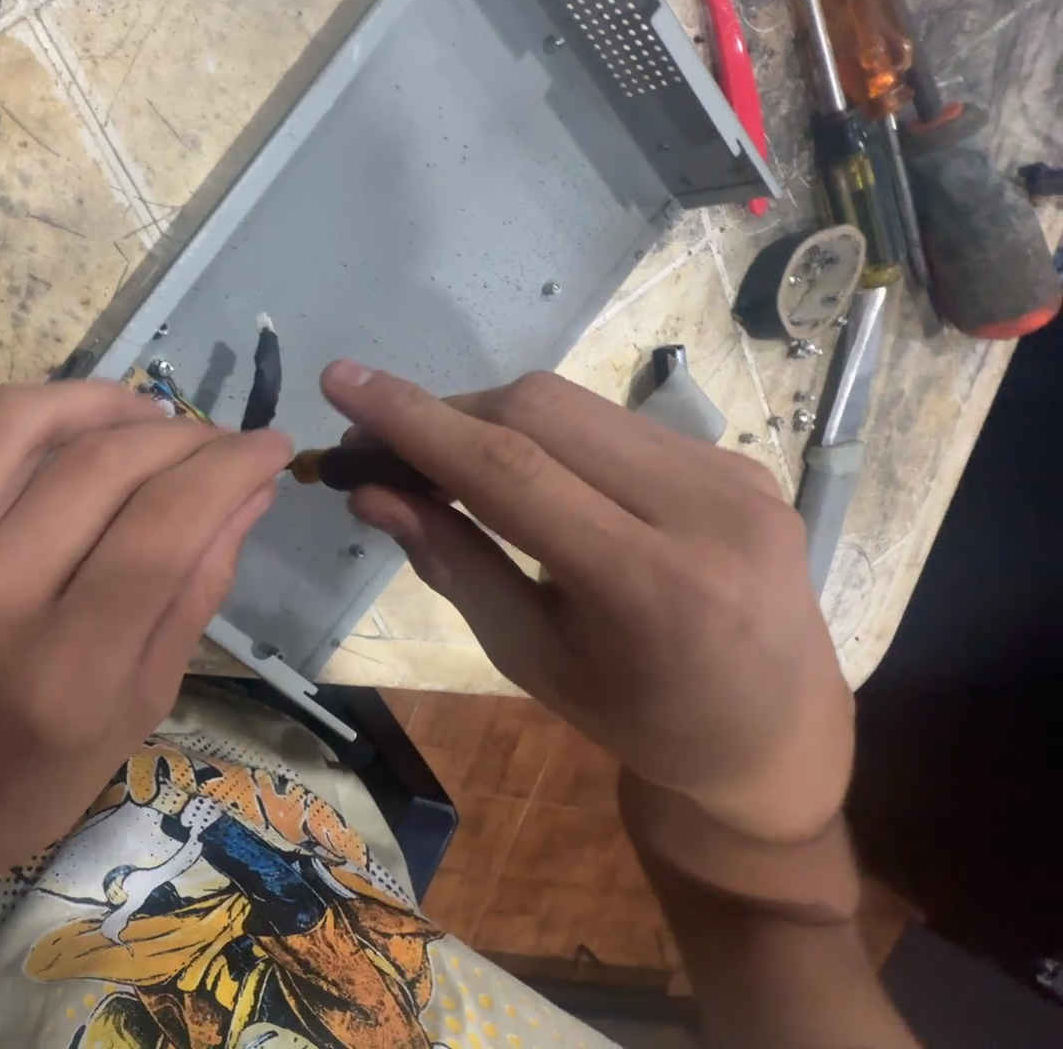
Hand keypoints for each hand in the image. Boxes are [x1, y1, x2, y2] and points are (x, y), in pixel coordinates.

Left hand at [0, 381, 291, 915]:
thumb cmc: (40, 779)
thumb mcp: (143, 706)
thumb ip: (196, 591)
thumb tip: (248, 489)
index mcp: (61, 677)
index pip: (159, 532)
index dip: (226, 471)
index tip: (268, 448)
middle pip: (91, 470)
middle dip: (174, 436)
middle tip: (214, 439)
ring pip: (7, 426)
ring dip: (91, 399)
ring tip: (140, 415)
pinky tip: (48, 422)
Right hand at [321, 362, 851, 844]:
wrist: (775, 734)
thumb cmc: (635, 717)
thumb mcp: (525, 653)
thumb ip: (450, 561)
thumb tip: (371, 494)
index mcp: (649, 583)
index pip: (507, 469)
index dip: (413, 420)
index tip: (341, 381)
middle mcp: (704, 507)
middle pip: (537, 413)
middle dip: (440, 416)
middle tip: (375, 449)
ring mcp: (730, 473)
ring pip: (568, 405)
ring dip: (480, 421)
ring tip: (433, 463)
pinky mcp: (735, 459)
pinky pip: (604, 421)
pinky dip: (533, 434)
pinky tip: (510, 473)